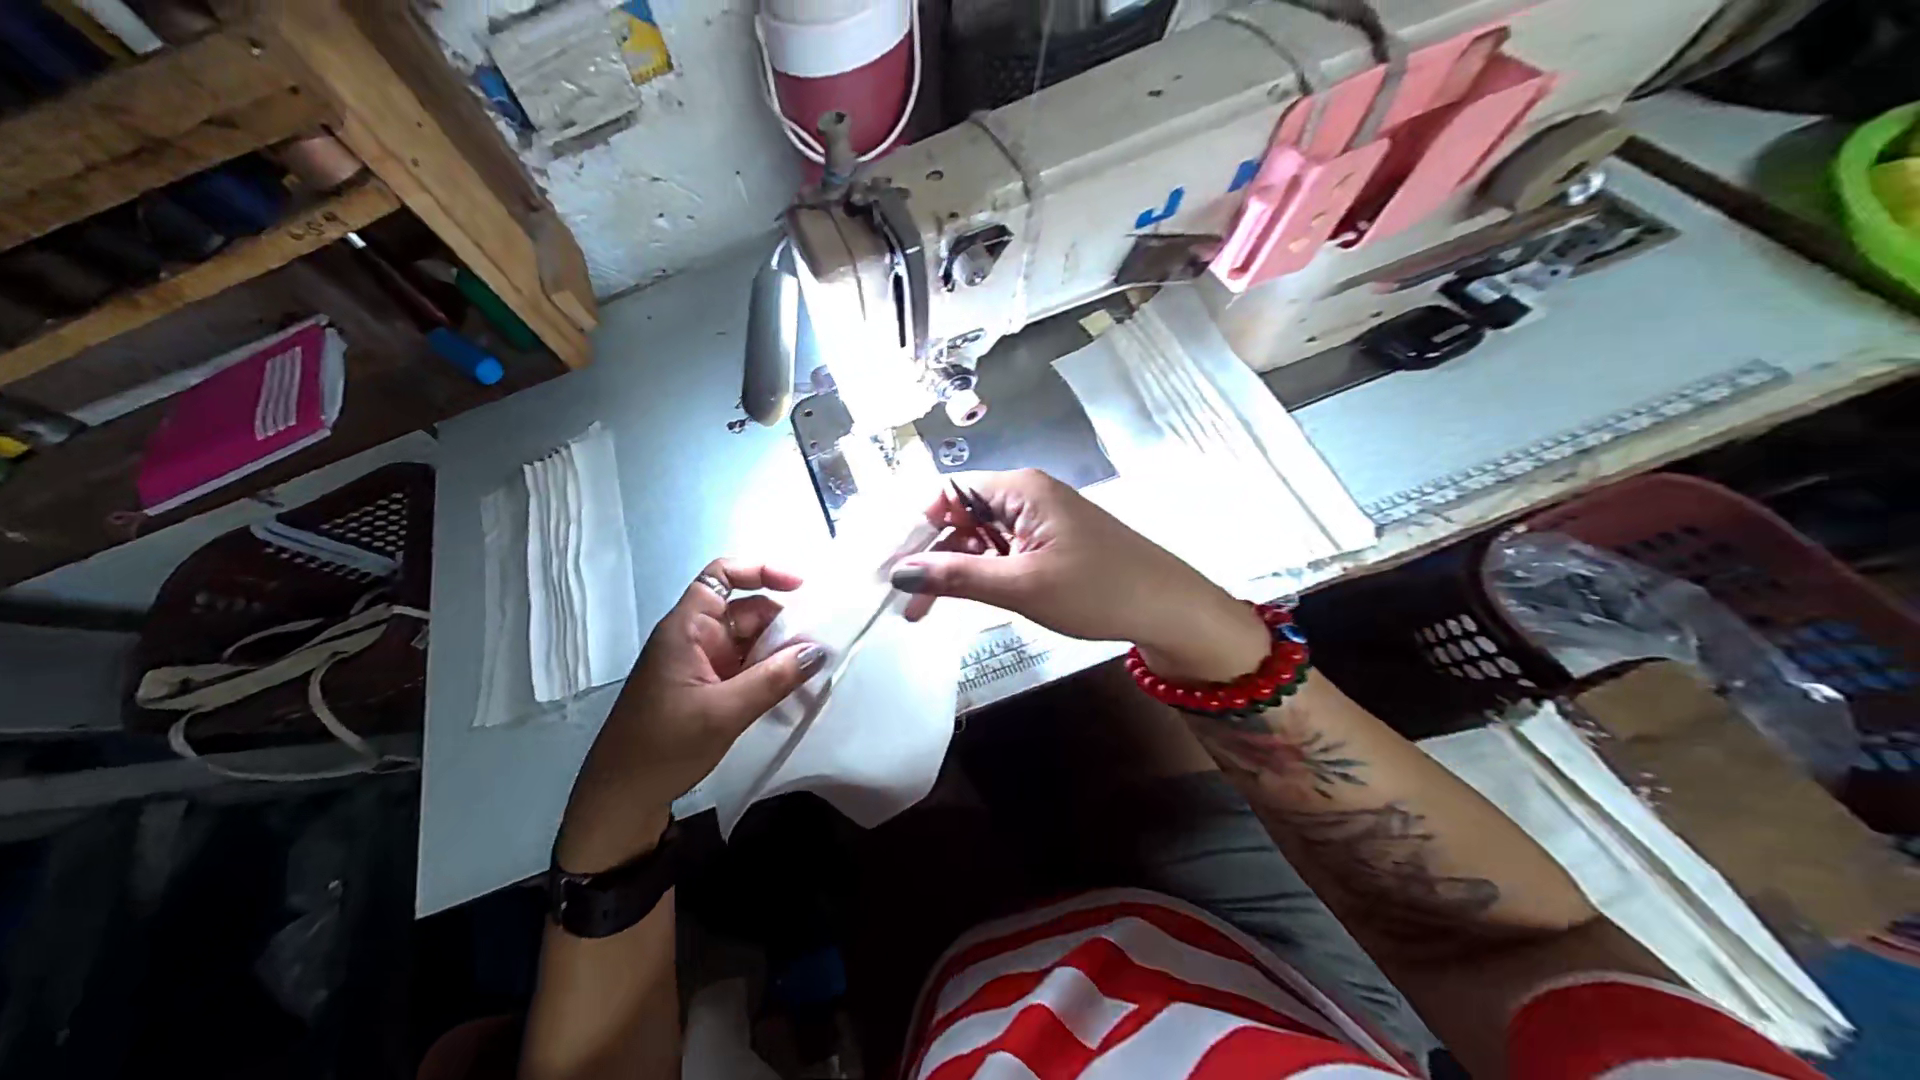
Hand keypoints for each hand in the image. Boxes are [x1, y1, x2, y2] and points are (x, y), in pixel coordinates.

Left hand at [555, 558, 825, 871]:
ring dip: (781, 653)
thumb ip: (774, 679)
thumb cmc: (662, 746)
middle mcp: (696, 638)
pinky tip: (794, 691)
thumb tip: (818, 651)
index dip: (761, 571)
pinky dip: (771, 674)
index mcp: (688, 629)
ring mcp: (703, 664)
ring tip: (815, 671)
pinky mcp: (708, 688)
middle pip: (747, 611)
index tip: (800, 587)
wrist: (621, 798)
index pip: (722, 576)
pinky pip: (747, 667)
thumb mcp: (724, 712)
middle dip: (784, 624)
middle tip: (821, 647)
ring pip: (751, 642)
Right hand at [892, 469, 1268, 683]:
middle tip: (903, 600)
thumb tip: (898, 572)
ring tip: (921, 613)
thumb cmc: (1097, 590)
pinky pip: (1001, 552)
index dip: (915, 526)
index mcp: (1019, 489)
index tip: (891, 566)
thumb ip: (956, 575)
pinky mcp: (1050, 544)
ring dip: (950, 570)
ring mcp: (1040, 521)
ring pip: (978, 538)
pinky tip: (960, 600)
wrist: (1170, 610)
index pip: (947, 491)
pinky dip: (979, 575)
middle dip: (929, 555)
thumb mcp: (1020, 585)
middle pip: (959, 515)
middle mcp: (1026, 495)